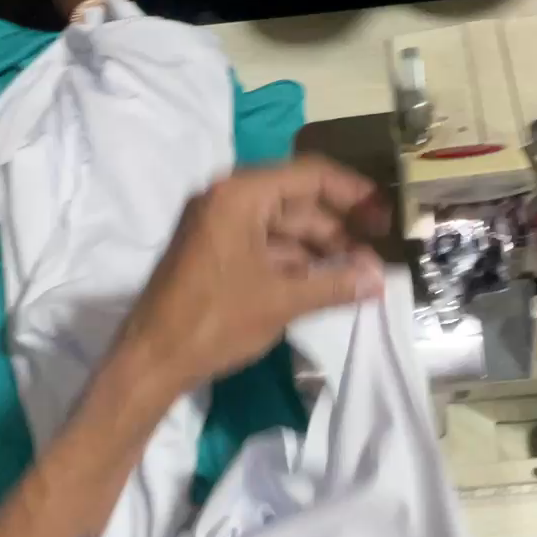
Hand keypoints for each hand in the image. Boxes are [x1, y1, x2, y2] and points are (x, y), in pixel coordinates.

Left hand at [115, 156, 387, 394]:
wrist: (152, 360)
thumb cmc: (215, 321)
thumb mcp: (282, 301)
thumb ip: (335, 285)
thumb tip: (379, 279)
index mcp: (241, 195)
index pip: (310, 176)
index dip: (353, 193)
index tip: (384, 214)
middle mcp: (228, 200)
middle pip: (298, 203)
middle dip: (339, 232)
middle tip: (375, 258)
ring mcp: (220, 227)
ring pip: (284, 229)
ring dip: (321, 252)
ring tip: (358, 278)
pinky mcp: (217, 253)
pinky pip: (266, 248)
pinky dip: (297, 264)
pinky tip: (326, 286)